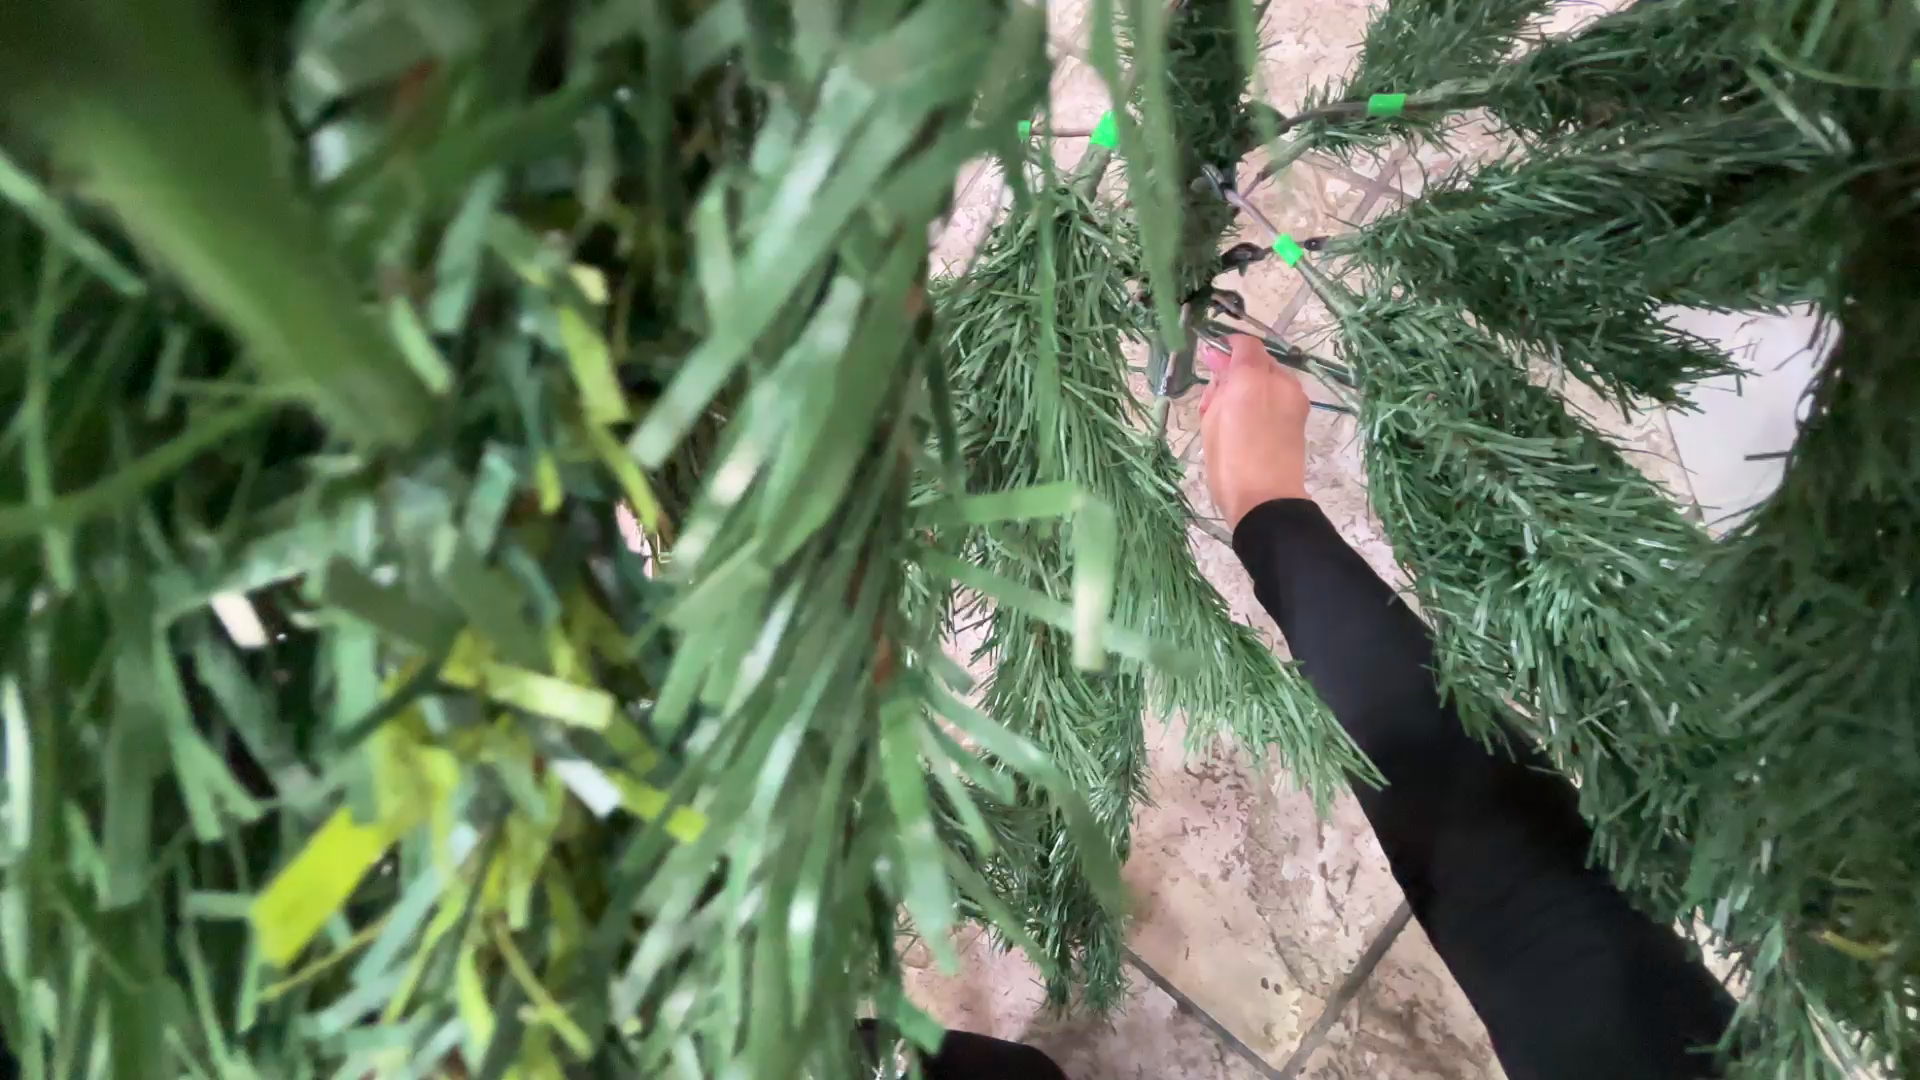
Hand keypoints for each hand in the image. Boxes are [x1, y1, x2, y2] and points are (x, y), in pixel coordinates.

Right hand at [1199, 334, 1310, 529]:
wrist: (1264, 499)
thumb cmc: (1228, 462)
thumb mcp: (1211, 419)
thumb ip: (1217, 385)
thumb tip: (1218, 360)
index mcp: (1252, 377)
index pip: (1243, 344)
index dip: (1226, 348)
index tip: (1210, 361)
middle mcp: (1280, 380)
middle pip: (1258, 361)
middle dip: (1237, 371)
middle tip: (1215, 398)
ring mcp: (1295, 397)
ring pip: (1269, 379)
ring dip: (1250, 387)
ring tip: (1230, 416)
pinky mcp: (1301, 416)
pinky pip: (1278, 396)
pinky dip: (1263, 401)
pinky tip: (1248, 426)